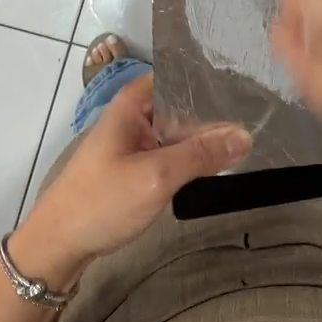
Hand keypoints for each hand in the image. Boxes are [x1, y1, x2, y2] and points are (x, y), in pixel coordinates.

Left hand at [14, 73, 250, 286]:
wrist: (58, 245)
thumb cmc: (102, 201)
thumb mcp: (157, 176)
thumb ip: (201, 154)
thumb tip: (246, 135)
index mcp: (134, 102)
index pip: (180, 76)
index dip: (212, 80)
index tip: (251, 86)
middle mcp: (135, 114)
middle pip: (184, 105)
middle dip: (216, 113)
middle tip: (262, 118)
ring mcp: (135, 141)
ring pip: (180, 132)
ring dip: (206, 138)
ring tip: (251, 138)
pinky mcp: (137, 166)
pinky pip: (172, 152)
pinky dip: (192, 157)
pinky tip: (219, 164)